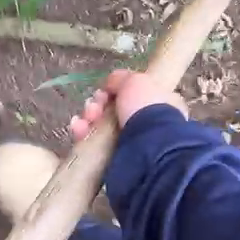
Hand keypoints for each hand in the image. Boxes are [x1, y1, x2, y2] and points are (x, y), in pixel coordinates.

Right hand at [69, 69, 185, 140]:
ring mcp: (132, 144)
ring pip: (102, 126)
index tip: (106, 89)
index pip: (134, 94)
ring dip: (89, 118)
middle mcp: (148, 125)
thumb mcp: (137, 82)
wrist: (147, 150)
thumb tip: (111, 82)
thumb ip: (122, 79)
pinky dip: (83, 134)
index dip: (116, 90)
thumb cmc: (148, 110)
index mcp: (162, 104)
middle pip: (114, 110)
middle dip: (99, 104)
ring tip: (87, 117)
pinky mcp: (116, 160)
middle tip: (95, 105)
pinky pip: (95, 143)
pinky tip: (77, 128)